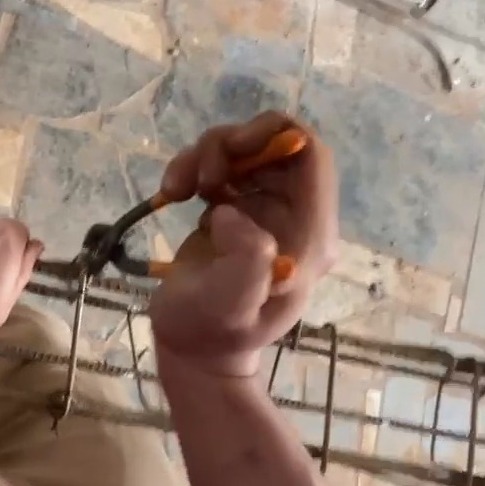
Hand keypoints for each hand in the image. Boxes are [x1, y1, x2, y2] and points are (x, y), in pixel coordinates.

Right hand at [148, 112, 339, 376]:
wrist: (193, 349)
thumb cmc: (208, 332)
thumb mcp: (227, 305)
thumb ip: (244, 262)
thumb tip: (232, 213)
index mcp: (308, 233)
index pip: (311, 155)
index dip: (274, 136)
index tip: (230, 150)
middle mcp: (294, 215)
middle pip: (274, 145)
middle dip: (228, 148)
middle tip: (195, 182)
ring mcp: (265, 211)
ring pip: (243, 152)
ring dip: (203, 157)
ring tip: (176, 190)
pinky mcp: (237, 211)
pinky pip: (221, 168)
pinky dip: (193, 169)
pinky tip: (174, 194)